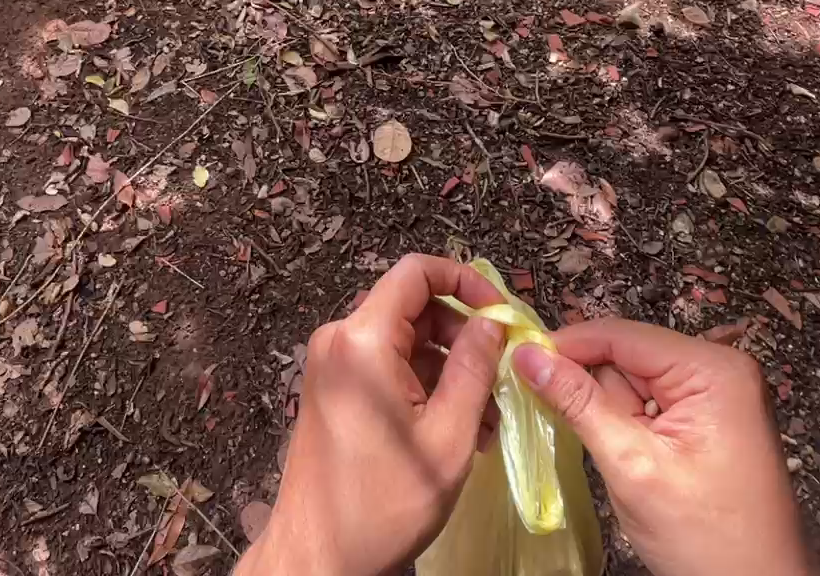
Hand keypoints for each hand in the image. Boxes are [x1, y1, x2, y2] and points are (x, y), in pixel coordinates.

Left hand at [236, 255, 507, 575]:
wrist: (317, 556)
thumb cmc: (384, 501)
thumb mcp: (447, 437)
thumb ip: (474, 369)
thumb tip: (494, 322)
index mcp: (362, 338)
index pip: (416, 272)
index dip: (465, 281)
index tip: (502, 315)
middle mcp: (341, 336)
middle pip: (413, 307)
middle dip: (463, 336)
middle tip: (503, 377)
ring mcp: (334, 361)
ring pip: (404, 339)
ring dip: (449, 367)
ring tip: (487, 418)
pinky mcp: (335, 385)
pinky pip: (387, 364)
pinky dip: (424, 383)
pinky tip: (458, 426)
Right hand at [512, 319, 814, 575]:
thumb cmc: (706, 540)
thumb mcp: (632, 467)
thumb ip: (577, 403)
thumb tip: (525, 353)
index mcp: (710, 368)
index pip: (619, 334)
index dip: (565, 346)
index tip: (519, 362)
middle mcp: (716, 366)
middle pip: (622, 353)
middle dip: (592, 388)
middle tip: (575, 427)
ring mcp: (714, 389)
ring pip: (627, 376)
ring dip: (608, 409)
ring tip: (618, 455)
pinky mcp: (706, 412)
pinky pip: (645, 396)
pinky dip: (624, 419)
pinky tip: (628, 451)